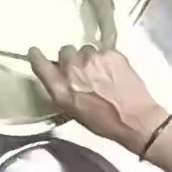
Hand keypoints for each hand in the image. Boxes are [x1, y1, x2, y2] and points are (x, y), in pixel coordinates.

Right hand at [28, 46, 169, 152]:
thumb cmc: (103, 122)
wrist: (136, 119)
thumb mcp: (73, 111)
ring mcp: (93, 58)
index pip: (40, 63)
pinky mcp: (111, 53)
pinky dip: (107, 60)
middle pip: (65, 51)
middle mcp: (73, 69)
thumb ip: (62, 90)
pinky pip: (104, 51)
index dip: (36, 56)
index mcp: (61, 89)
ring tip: (102, 74)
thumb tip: (61, 77)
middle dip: (72, 59)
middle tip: (83, 72)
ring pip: (86, 49)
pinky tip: (115, 73)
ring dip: (91, 59)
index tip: (35, 52)